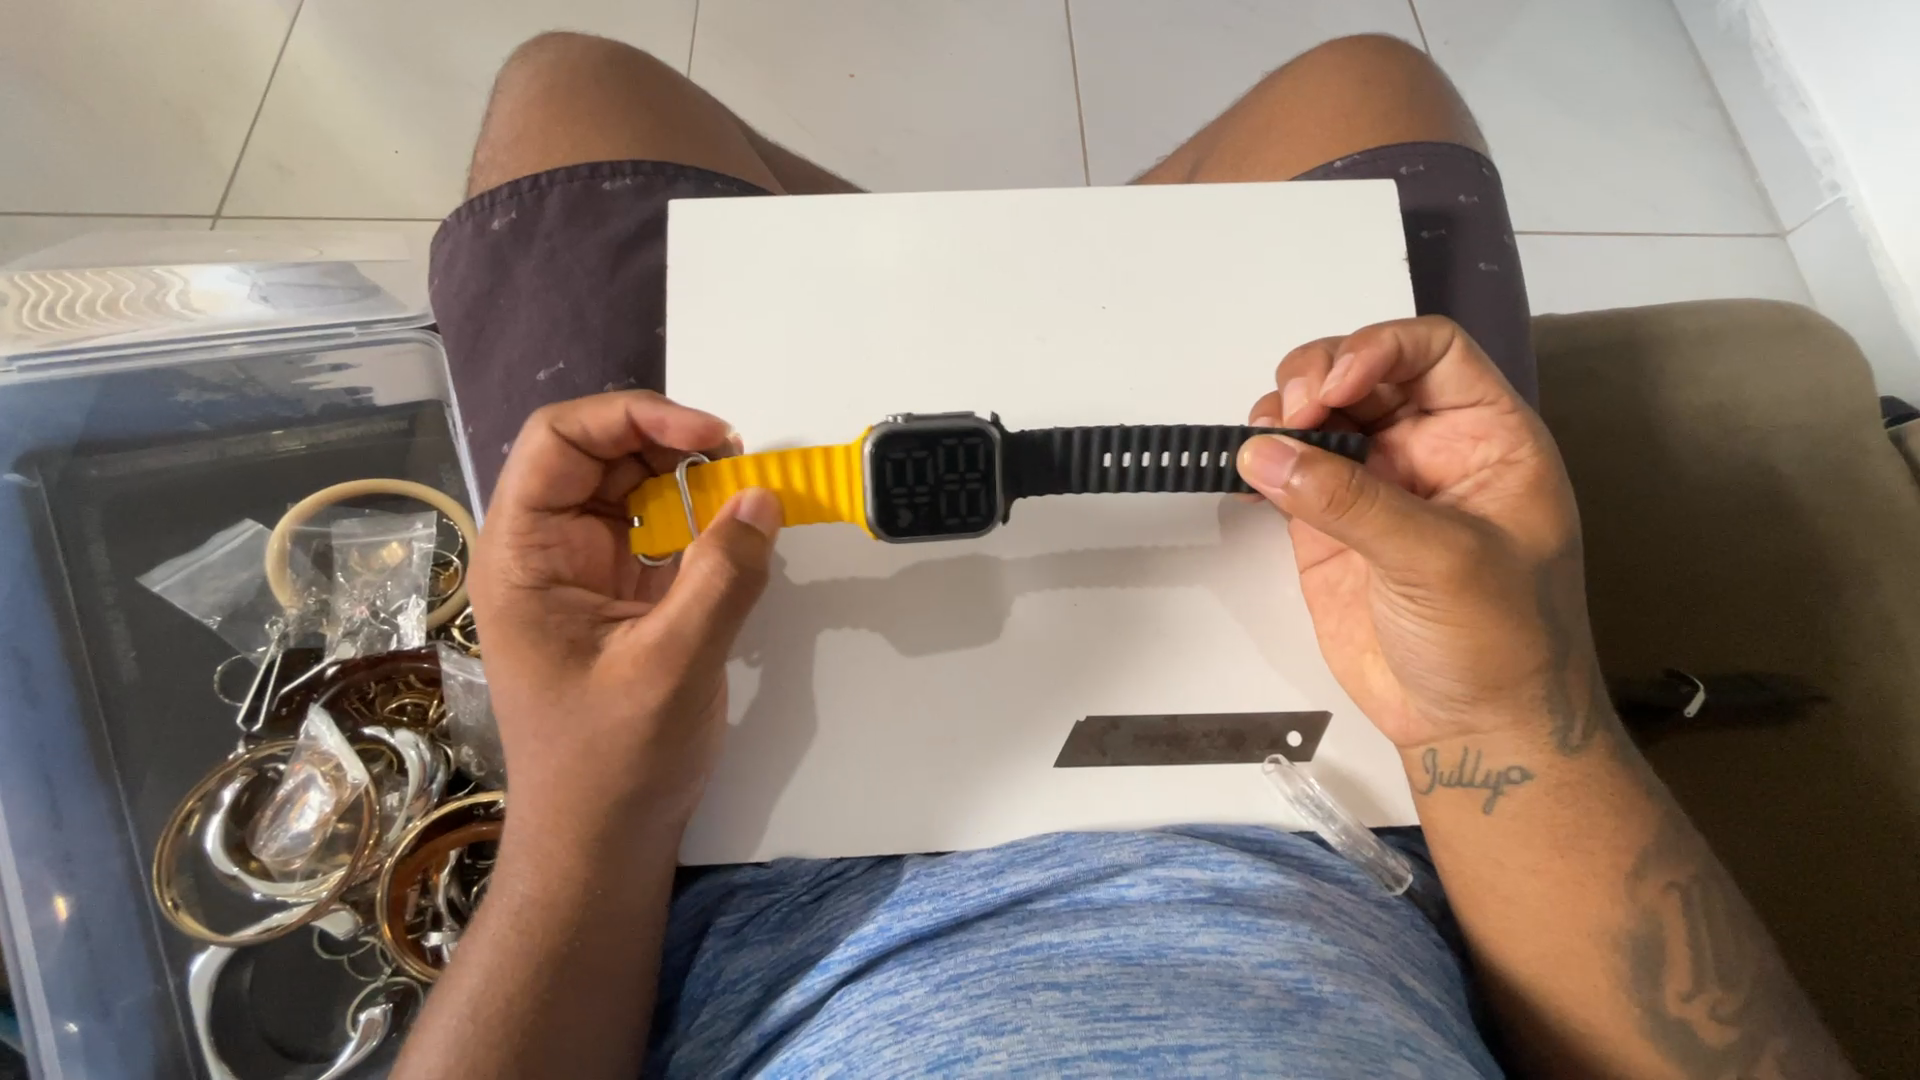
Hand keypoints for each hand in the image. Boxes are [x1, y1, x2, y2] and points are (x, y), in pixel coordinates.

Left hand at [468, 391, 783, 833]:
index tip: (714, 437)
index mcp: (525, 555)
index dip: (635, 416)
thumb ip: (720, 577)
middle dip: (670, 443)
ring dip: (690, 480)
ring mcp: (588, 573)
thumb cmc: (613, 760)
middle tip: (739, 463)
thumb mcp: (672, 665)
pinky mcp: (626, 596)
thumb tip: (765, 498)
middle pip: (599, 455)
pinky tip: (736, 535)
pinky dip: (702, 522)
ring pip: (634, 489)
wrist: (603, 836)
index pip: (560, 441)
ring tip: (743, 494)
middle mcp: (549, 551)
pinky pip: (662, 533)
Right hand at [1236, 317, 1606, 753]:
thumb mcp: (1439, 559)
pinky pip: (1285, 472)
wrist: (1467, 724)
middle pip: (1360, 373)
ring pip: (1315, 418)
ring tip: (1260, 442)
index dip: (1378, 350)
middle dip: (1314, 379)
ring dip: (1281, 415)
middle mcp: (1423, 449)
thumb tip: (1260, 453)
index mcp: (1483, 437)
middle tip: (1289, 416)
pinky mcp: (1323, 525)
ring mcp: (1369, 487)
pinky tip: (1247, 474)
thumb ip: (1350, 502)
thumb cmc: (1497, 640)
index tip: (1333, 390)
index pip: (1431, 352)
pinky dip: (1259, 463)